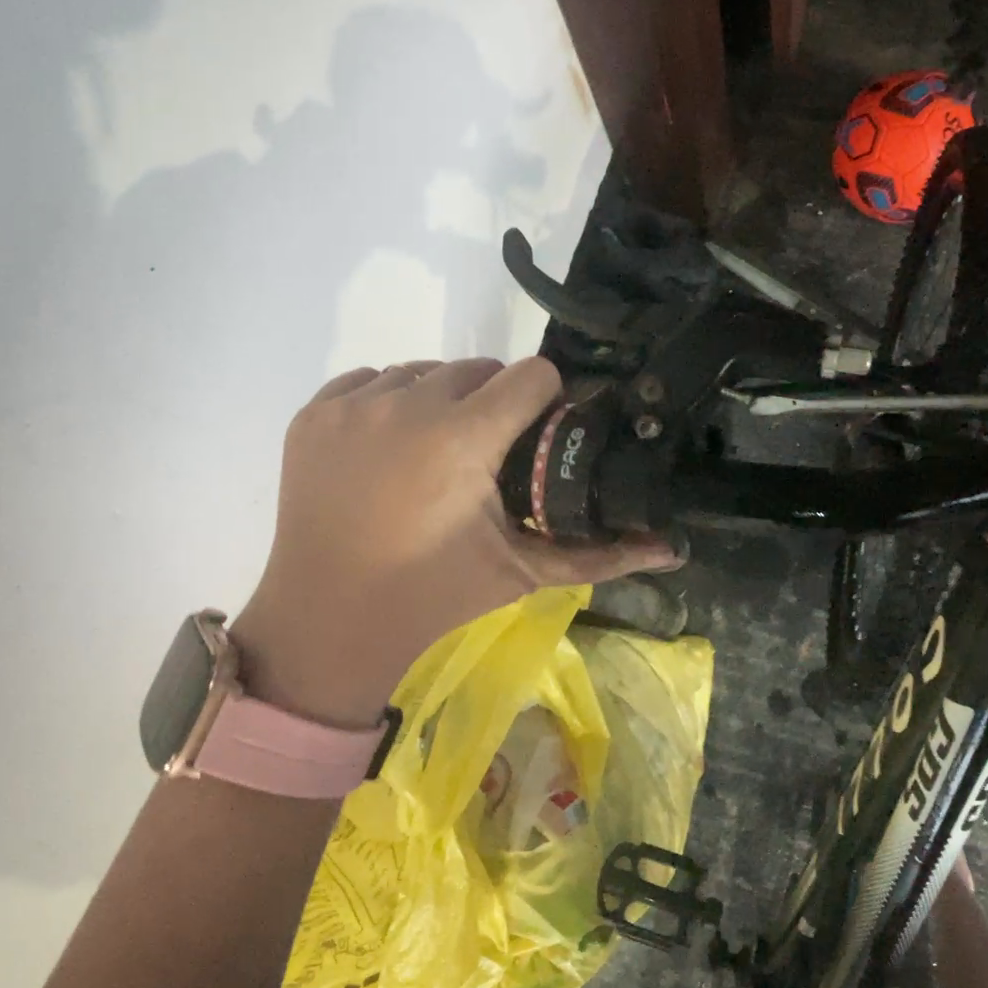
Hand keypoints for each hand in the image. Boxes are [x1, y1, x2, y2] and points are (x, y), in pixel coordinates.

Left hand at [231, 358, 674, 727]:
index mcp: (462, 438)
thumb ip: (601, 555)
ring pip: (423, 371)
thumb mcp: (522, 572)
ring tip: (439, 454)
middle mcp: (405, 405)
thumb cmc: (436, 596)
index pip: (530, 374)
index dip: (546, 400)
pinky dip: (388, 404)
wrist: (330, 619)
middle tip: (491, 457)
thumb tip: (674, 550)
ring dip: (442, 401)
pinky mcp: (313, 413)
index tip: (540, 434)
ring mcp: (352, 406)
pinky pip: (370, 381)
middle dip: (495, 404)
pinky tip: (391, 451)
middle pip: (478, 368)